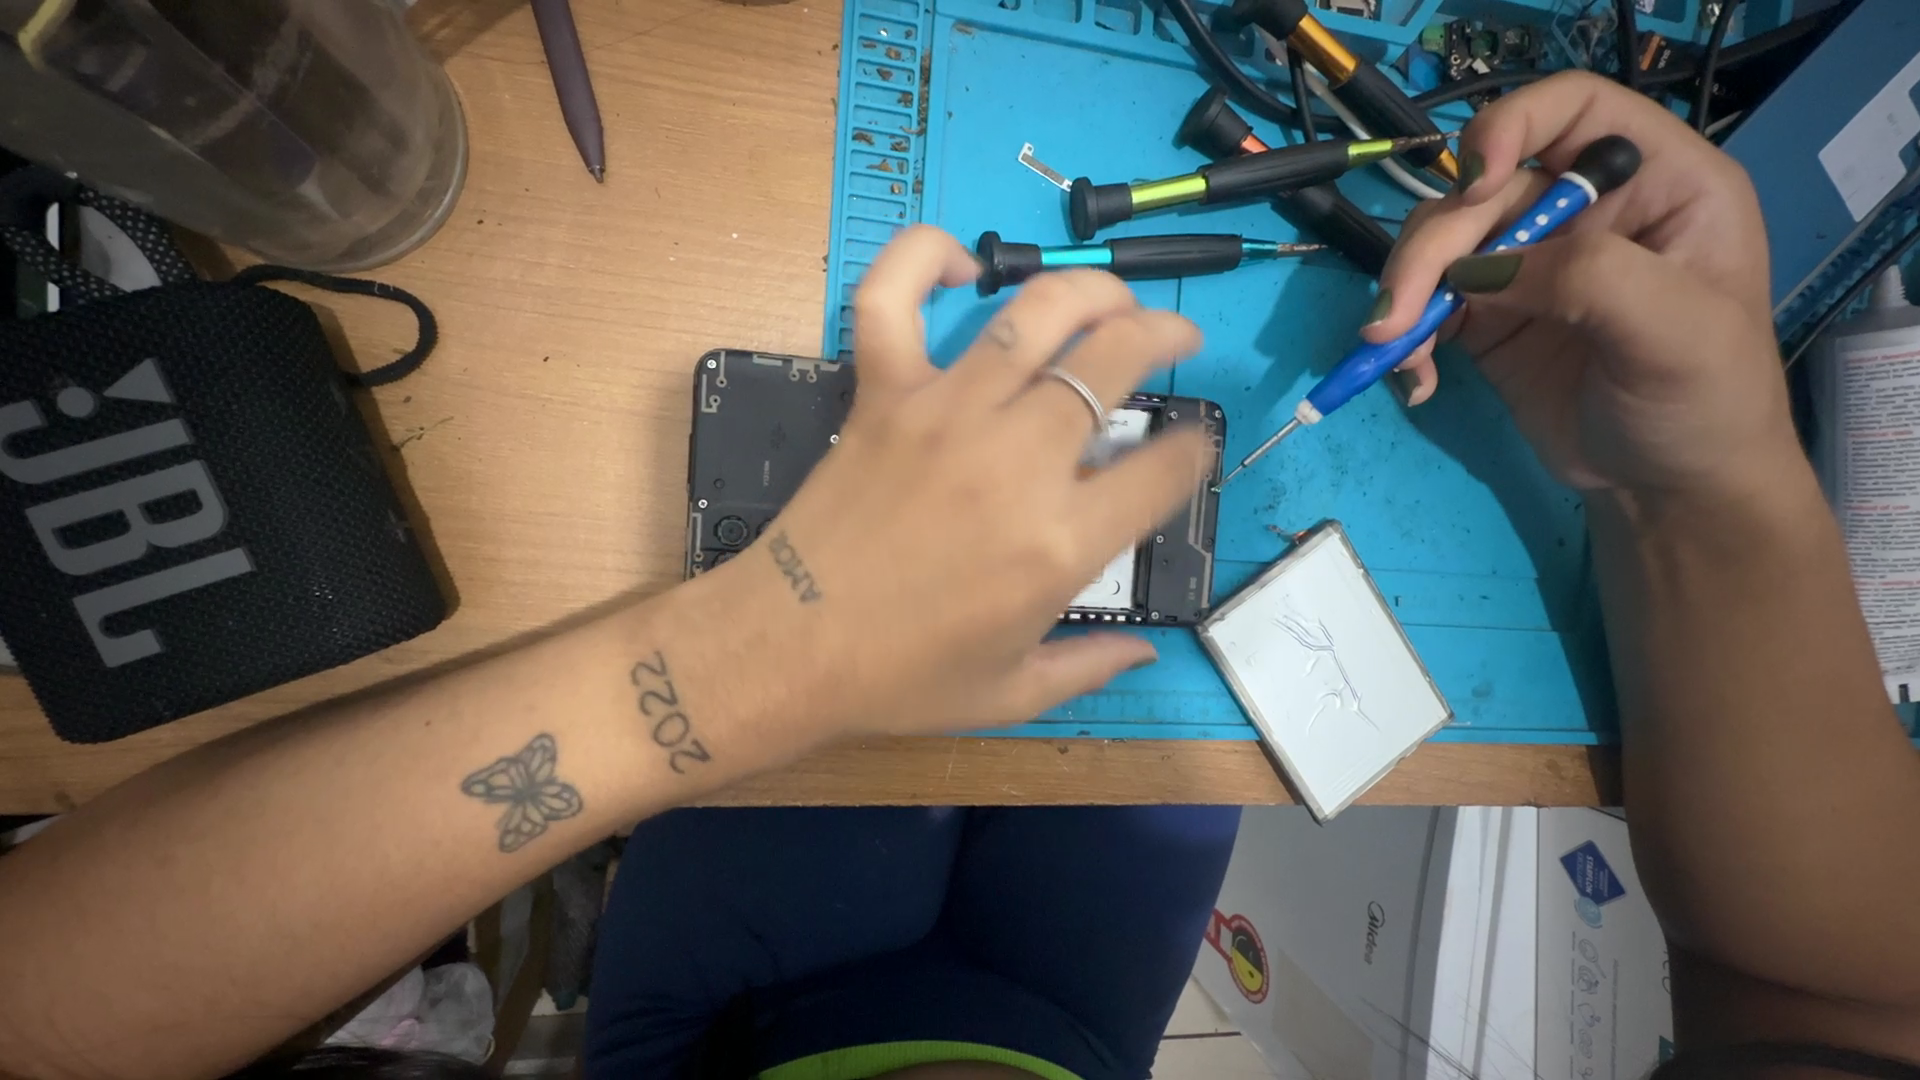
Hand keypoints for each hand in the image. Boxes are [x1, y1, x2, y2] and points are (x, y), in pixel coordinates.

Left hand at [698, 226, 1211, 737]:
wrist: (790, 648)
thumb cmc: (901, 677)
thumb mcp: (1011, 694)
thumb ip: (1090, 667)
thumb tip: (1146, 650)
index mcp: (1061, 542)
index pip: (1165, 469)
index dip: (1193, 451)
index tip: (1188, 447)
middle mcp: (1017, 459)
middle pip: (1116, 360)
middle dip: (1165, 335)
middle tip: (1174, 338)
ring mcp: (946, 413)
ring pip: (1038, 313)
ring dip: (1092, 291)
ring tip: (1110, 298)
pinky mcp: (883, 394)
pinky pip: (894, 298)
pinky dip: (923, 259)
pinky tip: (960, 264)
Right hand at [1368, 72, 1802, 499]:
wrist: (1661, 484)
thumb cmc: (1701, 400)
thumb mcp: (1671, 331)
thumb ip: (1587, 278)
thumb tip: (1477, 270)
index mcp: (1651, 186)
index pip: (1572, 111)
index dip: (1510, 128)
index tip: (1471, 188)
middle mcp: (1579, 215)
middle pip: (1475, 197)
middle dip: (1425, 256)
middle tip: (1390, 324)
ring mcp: (1523, 269)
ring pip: (1435, 251)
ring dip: (1402, 301)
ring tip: (1396, 360)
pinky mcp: (1483, 320)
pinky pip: (1422, 310)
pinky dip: (1403, 344)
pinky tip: (1415, 382)